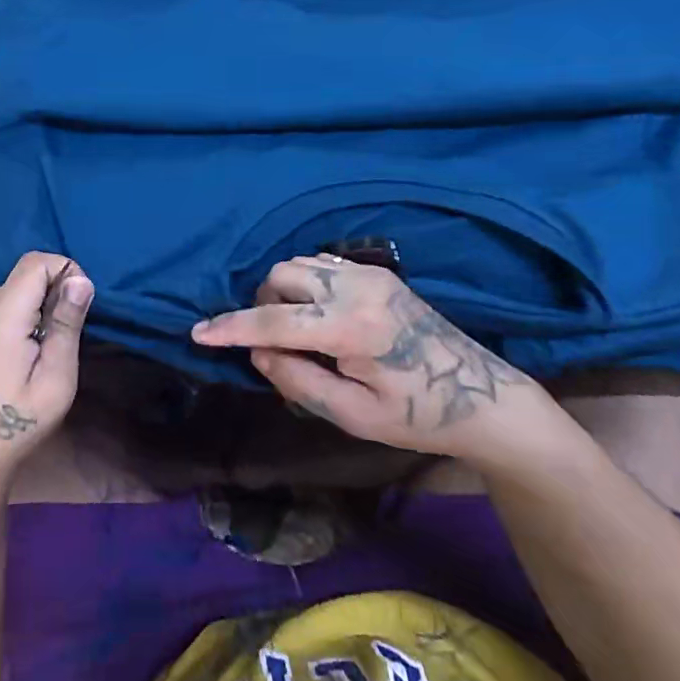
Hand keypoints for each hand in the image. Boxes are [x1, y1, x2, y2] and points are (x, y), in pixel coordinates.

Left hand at [0, 252, 94, 481]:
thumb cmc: (23, 418)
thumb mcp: (57, 375)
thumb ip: (67, 322)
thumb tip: (81, 279)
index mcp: (0, 318)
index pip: (35, 264)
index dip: (65, 270)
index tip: (80, 303)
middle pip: (24, 272)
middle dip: (55, 285)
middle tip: (69, 325)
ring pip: (15, 285)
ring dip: (40, 299)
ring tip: (50, 338)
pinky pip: (3, 300)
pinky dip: (24, 308)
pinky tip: (30, 343)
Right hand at [192, 255, 554, 460]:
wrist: (481, 396)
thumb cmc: (417, 416)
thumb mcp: (352, 415)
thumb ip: (297, 380)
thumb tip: (258, 351)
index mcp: (354, 328)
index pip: (275, 320)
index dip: (232, 327)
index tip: (198, 332)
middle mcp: (359, 287)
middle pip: (282, 276)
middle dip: (263, 305)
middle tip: (274, 344)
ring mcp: (371, 274)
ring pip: (300, 264)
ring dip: (284, 292)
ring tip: (298, 331)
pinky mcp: (380, 273)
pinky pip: (323, 264)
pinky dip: (306, 283)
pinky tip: (318, 314)